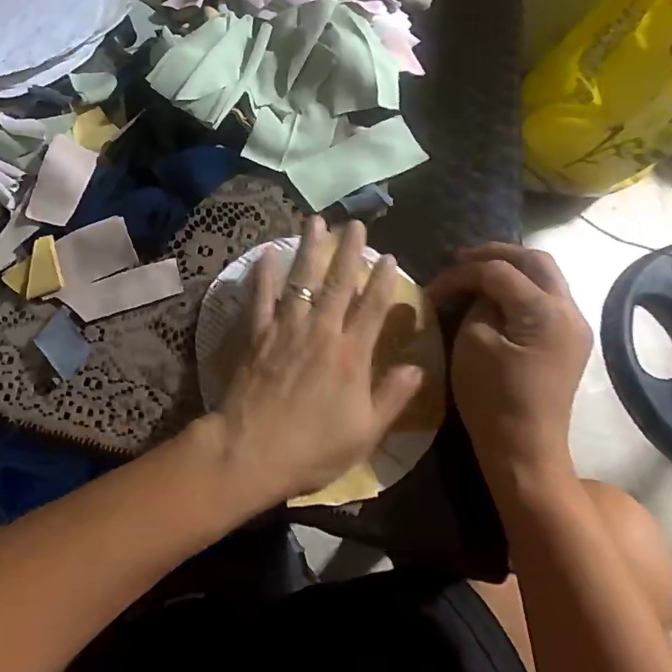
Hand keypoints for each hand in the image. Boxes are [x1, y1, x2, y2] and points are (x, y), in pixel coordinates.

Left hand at [207, 217, 425, 502]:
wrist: (252, 449)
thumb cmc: (314, 448)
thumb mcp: (366, 431)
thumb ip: (393, 396)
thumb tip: (418, 366)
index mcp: (352, 357)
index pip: (373, 309)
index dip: (383, 282)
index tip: (389, 256)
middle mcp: (320, 335)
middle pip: (338, 285)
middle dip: (349, 252)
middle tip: (356, 224)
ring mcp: (284, 331)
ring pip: (301, 282)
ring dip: (309, 250)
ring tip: (316, 222)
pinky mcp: (255, 336)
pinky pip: (260, 298)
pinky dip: (264, 274)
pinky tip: (267, 253)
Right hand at [425, 243, 591, 484]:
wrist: (523, 446)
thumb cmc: (491, 396)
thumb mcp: (472, 342)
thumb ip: (478, 306)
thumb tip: (479, 291)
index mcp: (546, 312)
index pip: (499, 271)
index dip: (460, 273)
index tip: (430, 288)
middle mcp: (570, 312)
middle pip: (536, 262)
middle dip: (495, 254)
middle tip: (458, 259)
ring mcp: (573, 328)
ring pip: (544, 278)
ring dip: (508, 269)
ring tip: (472, 274)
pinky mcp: (566, 342)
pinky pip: (544, 299)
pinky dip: (517, 288)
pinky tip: (491, 298)